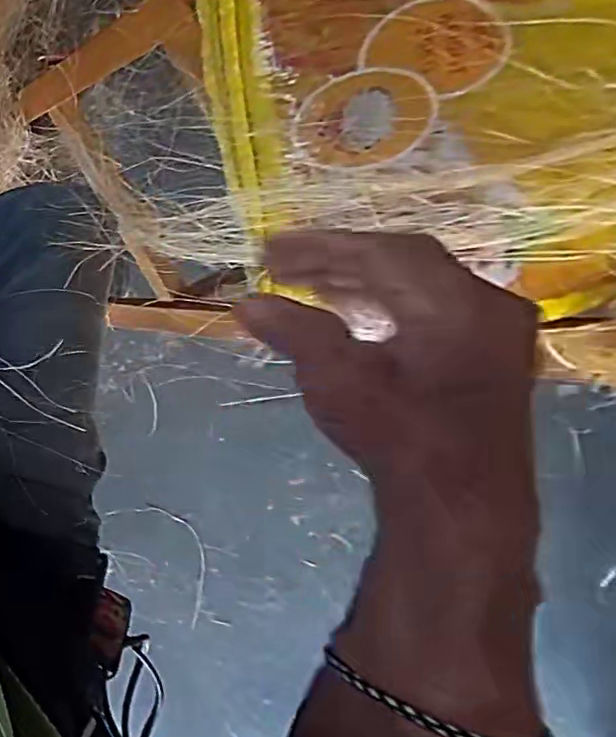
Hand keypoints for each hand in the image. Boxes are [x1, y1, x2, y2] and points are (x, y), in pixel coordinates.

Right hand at [234, 232, 537, 494]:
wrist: (458, 491)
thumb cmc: (397, 430)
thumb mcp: (334, 378)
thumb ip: (295, 331)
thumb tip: (248, 302)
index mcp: (456, 304)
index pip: (384, 253)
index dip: (323, 245)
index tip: (269, 248)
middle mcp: (484, 304)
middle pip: (403, 260)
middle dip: (335, 257)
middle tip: (276, 262)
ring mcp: (488, 327)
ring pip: (413, 280)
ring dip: (352, 276)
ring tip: (297, 281)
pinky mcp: (479, 349)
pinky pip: (422, 302)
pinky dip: (374, 296)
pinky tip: (339, 308)